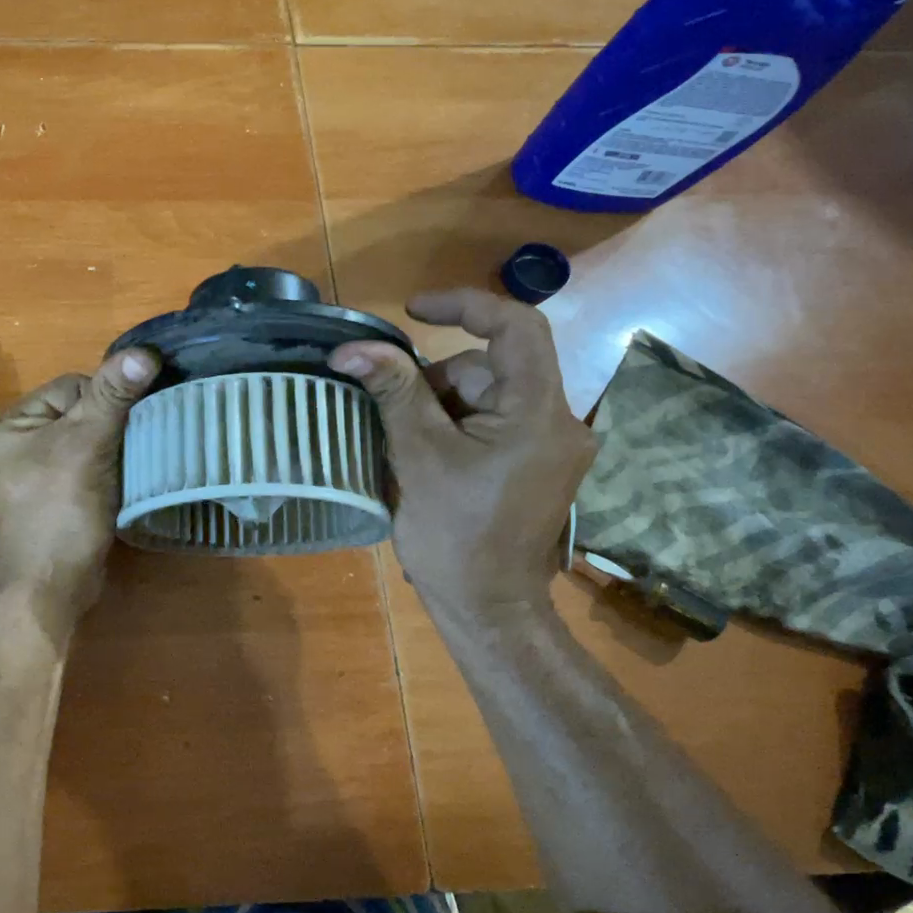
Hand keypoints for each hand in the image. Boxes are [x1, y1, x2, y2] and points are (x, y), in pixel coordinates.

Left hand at [0, 348, 159, 622]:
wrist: (51, 588)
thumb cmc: (60, 510)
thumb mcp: (86, 445)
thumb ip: (112, 397)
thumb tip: (144, 351)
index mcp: (16, 422)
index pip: (74, 387)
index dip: (107, 399)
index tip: (132, 422)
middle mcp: (25, 444)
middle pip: (86, 414)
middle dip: (117, 426)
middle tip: (143, 442)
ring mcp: (44, 474)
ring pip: (95, 443)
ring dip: (122, 450)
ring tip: (140, 463)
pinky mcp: (65, 499)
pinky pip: (97, 470)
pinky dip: (118, 473)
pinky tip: (133, 482)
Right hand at [329, 289, 594, 613]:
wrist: (487, 607)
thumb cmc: (453, 534)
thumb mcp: (418, 455)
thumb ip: (394, 390)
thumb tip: (352, 348)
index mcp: (538, 412)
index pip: (516, 327)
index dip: (464, 305)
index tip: (413, 311)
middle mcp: (560, 421)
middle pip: (492, 367)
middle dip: (438, 380)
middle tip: (396, 415)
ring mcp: (555, 446)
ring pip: (489, 395)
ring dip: (444, 407)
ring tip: (410, 447)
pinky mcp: (541, 465)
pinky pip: (497, 422)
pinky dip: (459, 427)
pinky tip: (431, 459)